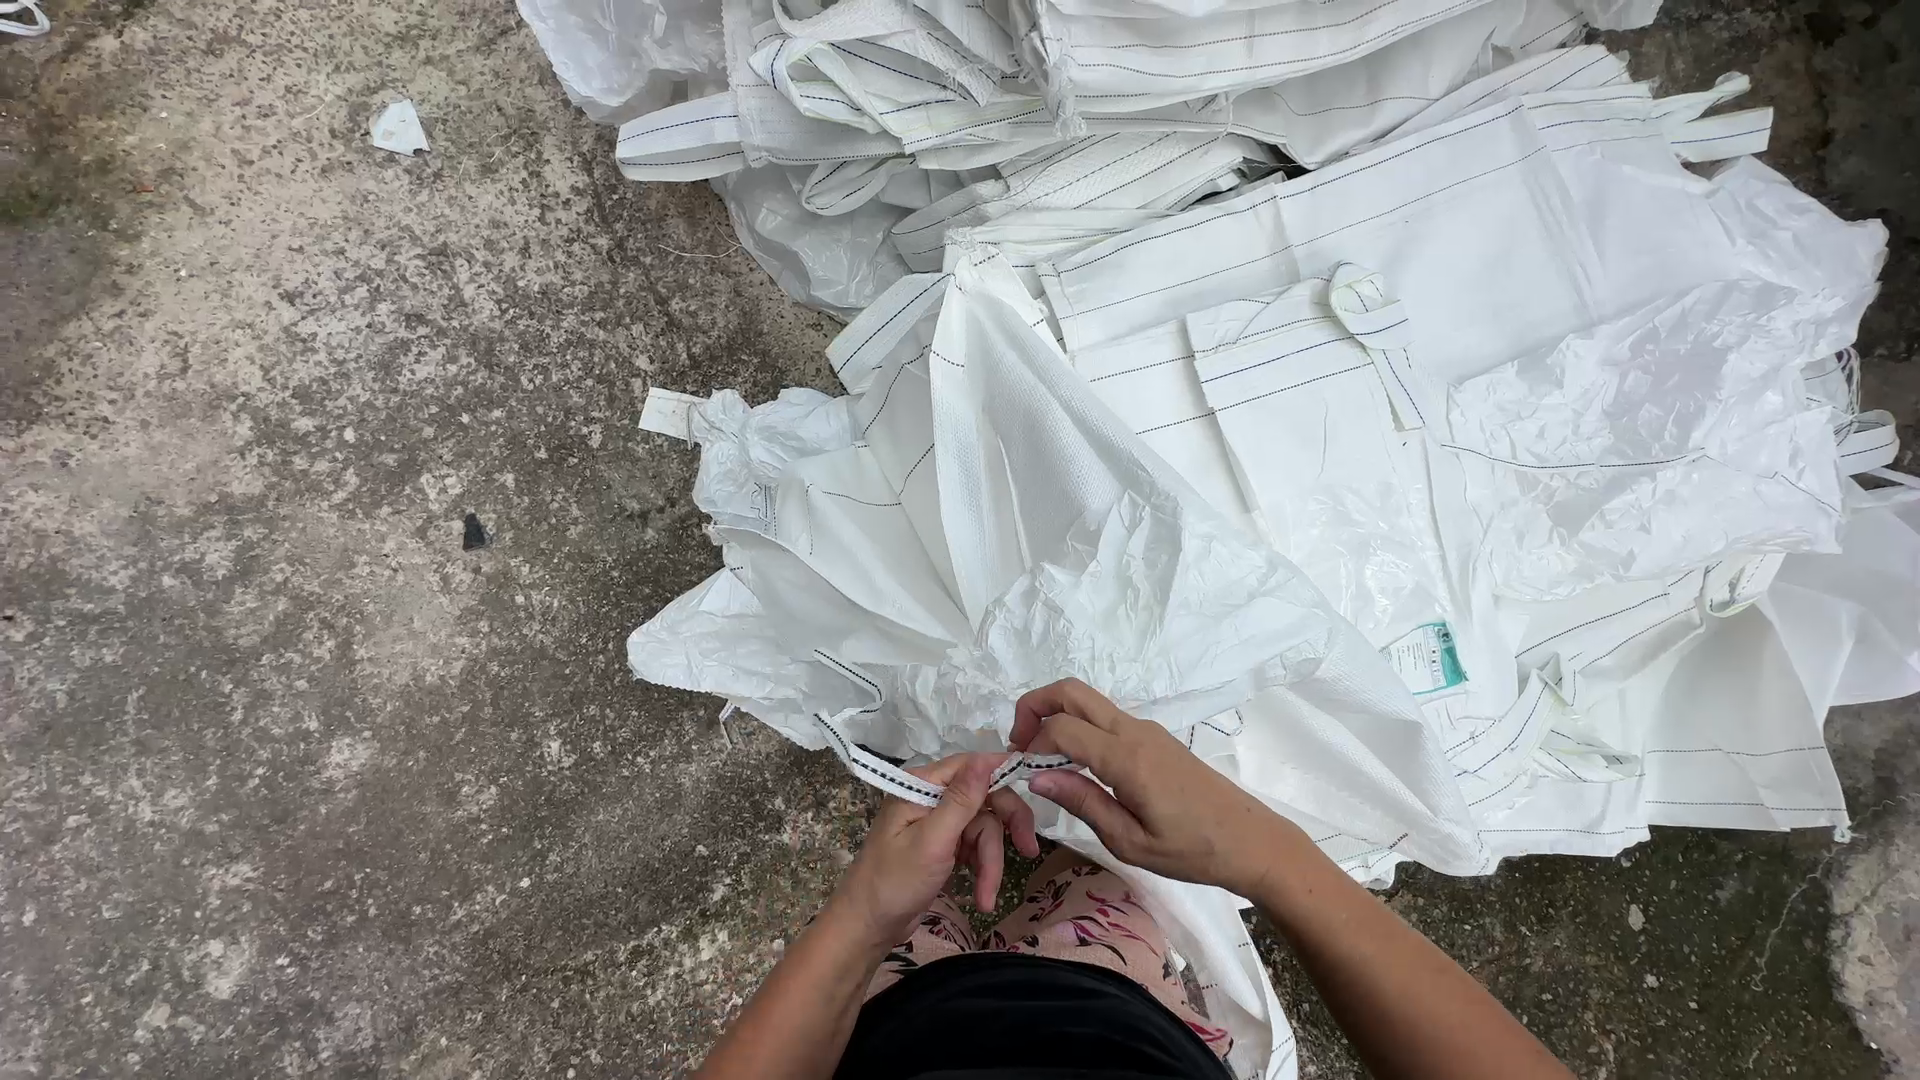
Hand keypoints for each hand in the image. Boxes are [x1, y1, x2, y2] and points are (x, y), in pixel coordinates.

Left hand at [830, 753, 1040, 945]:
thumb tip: (986, 758)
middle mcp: (931, 797)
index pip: (971, 766)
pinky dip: (983, 870)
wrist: (869, 928)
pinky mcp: (945, 845)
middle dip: (1005, 828)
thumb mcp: (932, 840)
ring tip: (986, 897)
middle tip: (1028, 851)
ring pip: (984, 828)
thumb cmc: (894, 882)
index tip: (1036, 786)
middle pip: (985, 798)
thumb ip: (961, 800)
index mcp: (922, 785)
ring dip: (991, 862)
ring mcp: (939, 822)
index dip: (1002, 774)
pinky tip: (982, 896)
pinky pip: (976, 847)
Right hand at [1011, 679, 1296, 897]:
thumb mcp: (1129, 841)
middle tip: (1020, 745)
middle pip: (1070, 691)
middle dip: (1034, 706)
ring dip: (1056, 716)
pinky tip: (1076, 765)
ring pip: (1087, 700)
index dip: (1031, 745)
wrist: (1251, 841)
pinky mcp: (1152, 737)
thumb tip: (1037, 776)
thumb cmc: (1191, 850)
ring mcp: (1145, 729)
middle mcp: (1133, 731)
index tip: (1022, 774)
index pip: (1061, 727)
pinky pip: (1104, 718)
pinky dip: (1078, 727)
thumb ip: (1082, 802)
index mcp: (1126, 757)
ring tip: (1043, 760)